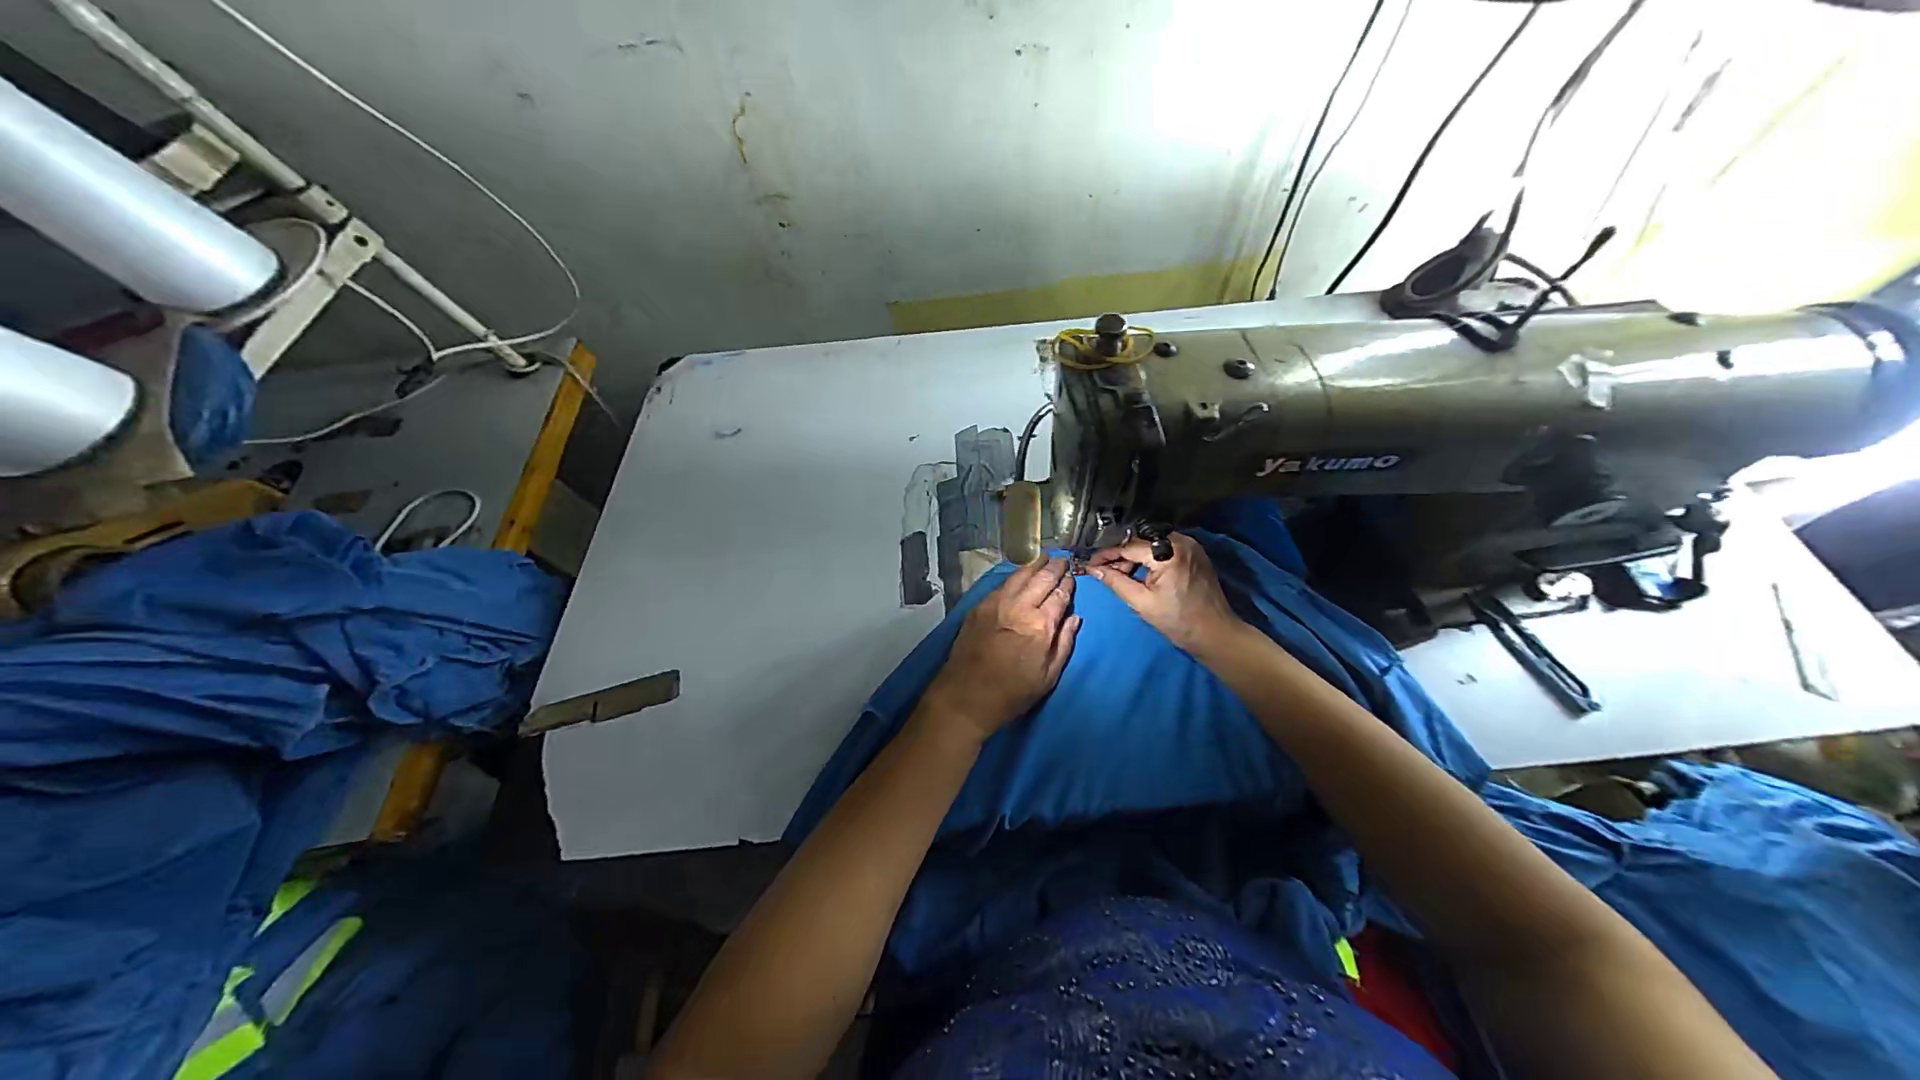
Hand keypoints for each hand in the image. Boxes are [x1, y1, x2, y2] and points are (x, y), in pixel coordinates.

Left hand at [920, 557, 1081, 742]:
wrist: (966, 696)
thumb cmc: (1012, 693)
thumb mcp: (1048, 676)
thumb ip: (1063, 644)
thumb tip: (1074, 618)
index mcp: (1041, 625)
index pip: (1060, 595)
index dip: (1068, 584)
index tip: (1072, 577)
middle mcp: (1020, 607)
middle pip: (1041, 579)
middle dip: (1054, 567)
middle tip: (1062, 560)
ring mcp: (997, 604)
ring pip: (1020, 576)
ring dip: (1034, 565)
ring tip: (1044, 557)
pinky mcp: (980, 607)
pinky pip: (1002, 584)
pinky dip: (1015, 576)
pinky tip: (1020, 574)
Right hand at [1088, 532, 1244, 652]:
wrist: (1215, 632)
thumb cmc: (1178, 621)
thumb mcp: (1142, 602)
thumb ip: (1116, 582)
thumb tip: (1093, 569)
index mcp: (1169, 553)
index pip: (1129, 546)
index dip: (1106, 554)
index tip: (1090, 563)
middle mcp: (1181, 541)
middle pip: (1140, 540)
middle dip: (1120, 554)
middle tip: (1104, 570)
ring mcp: (1190, 545)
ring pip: (1151, 542)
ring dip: (1134, 555)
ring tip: (1121, 573)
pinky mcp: (1194, 552)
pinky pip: (1164, 546)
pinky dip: (1149, 556)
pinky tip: (1139, 571)